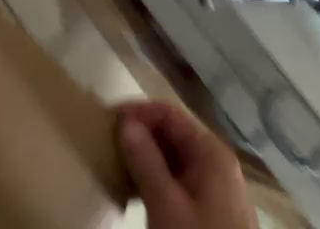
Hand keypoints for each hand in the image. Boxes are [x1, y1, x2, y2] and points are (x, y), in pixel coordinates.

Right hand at [116, 101, 256, 228]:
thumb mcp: (166, 203)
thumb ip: (145, 160)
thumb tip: (124, 122)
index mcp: (210, 152)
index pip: (167, 113)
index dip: (135, 113)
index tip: (105, 124)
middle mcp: (215, 161)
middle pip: (170, 133)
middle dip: (138, 136)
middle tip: (106, 146)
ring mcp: (214, 185)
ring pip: (172, 157)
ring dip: (144, 159)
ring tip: (116, 168)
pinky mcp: (209, 206)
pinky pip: (177, 179)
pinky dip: (154, 179)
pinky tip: (135, 192)